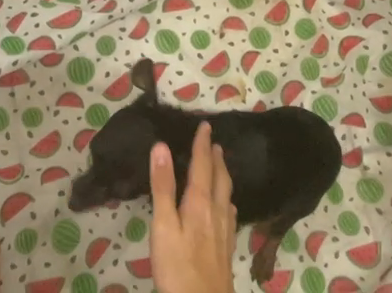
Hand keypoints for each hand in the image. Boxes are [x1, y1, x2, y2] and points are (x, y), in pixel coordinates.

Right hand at [148, 123, 237, 292]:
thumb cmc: (177, 266)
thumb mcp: (163, 226)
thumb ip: (162, 187)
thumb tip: (161, 146)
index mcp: (199, 203)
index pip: (203, 166)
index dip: (203, 145)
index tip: (205, 125)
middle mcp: (216, 214)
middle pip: (220, 179)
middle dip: (217, 159)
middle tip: (215, 143)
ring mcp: (224, 234)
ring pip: (227, 197)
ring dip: (224, 178)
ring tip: (221, 169)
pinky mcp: (226, 252)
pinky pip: (230, 217)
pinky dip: (227, 202)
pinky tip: (227, 210)